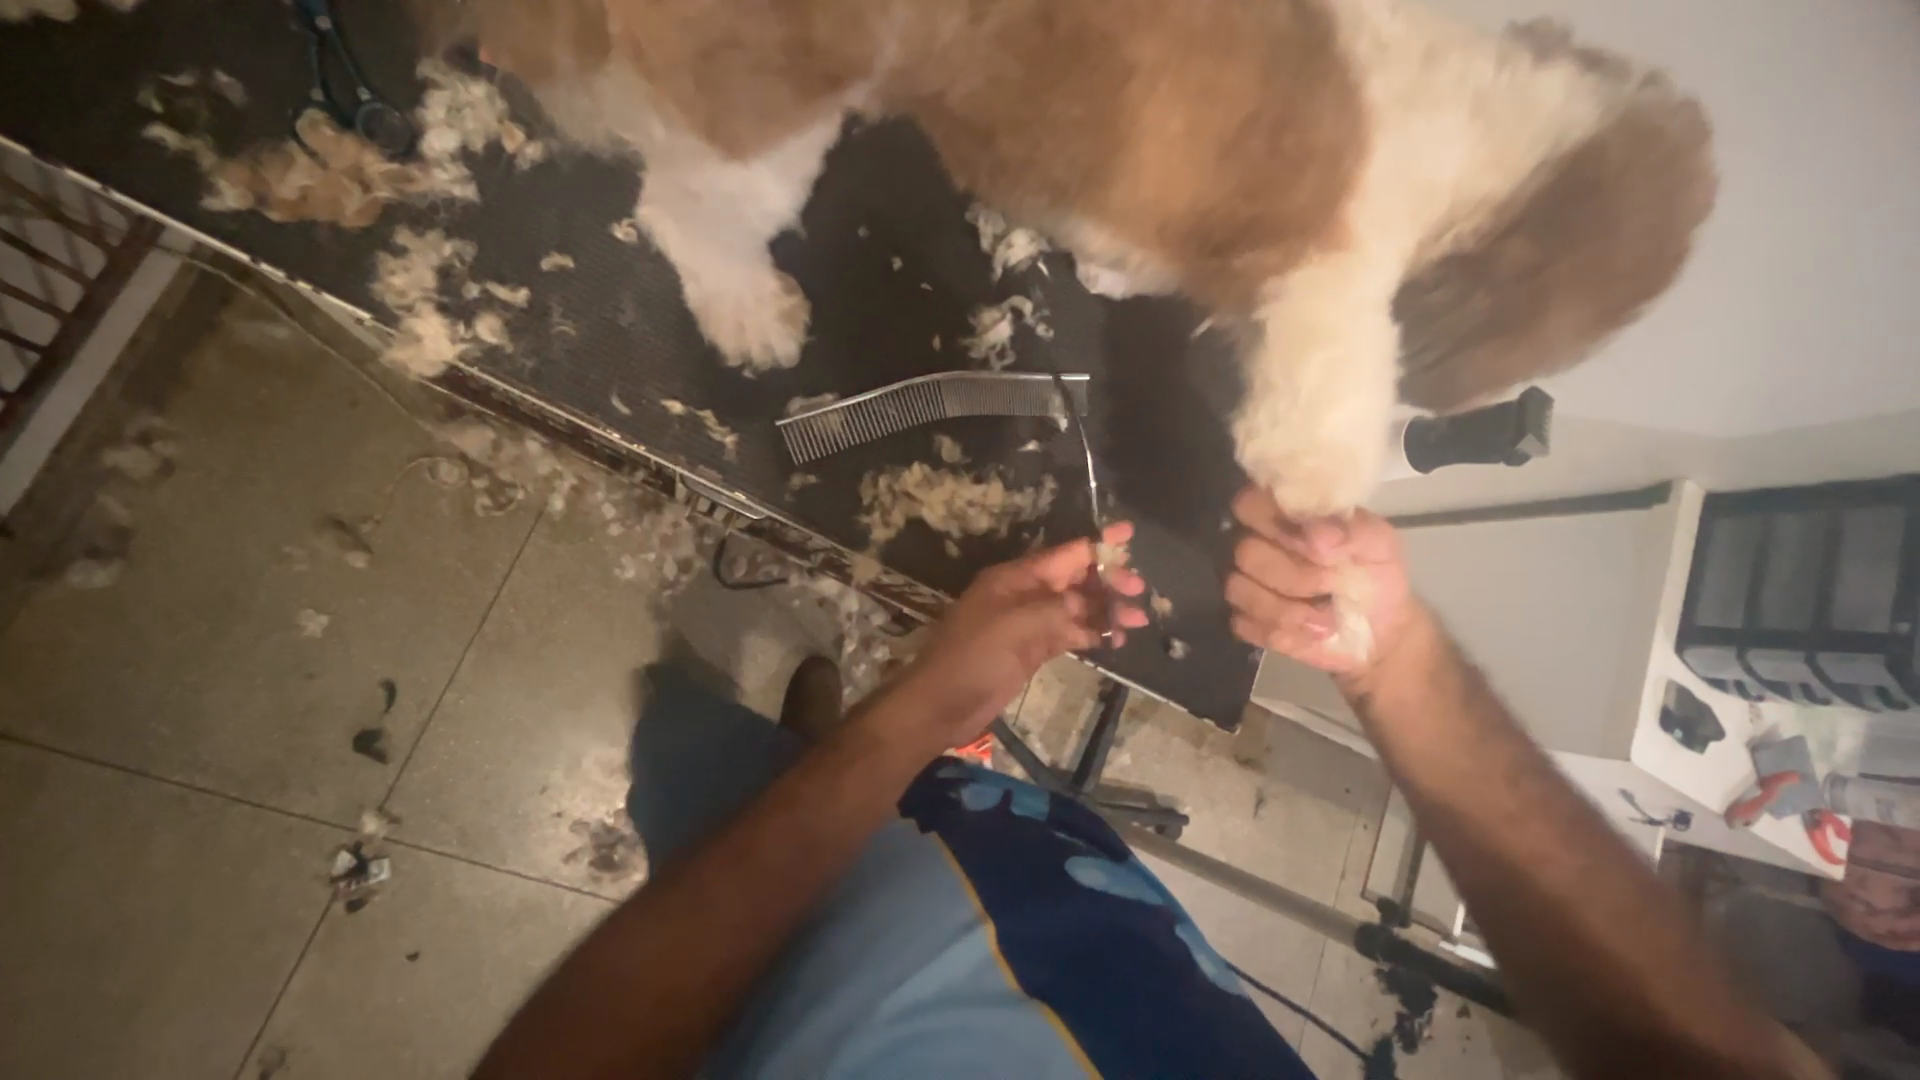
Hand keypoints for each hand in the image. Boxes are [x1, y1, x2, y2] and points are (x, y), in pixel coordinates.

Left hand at [869, 523, 1146, 755]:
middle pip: (1074, 579)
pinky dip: (1091, 634)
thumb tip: (1086, 601)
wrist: (942, 704)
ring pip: (1075, 608)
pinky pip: (1068, 633)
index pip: (1065, 554)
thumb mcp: (1017, 626)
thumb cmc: (975, 658)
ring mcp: (1028, 623)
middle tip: (1140, 591)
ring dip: (1105, 611)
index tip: (1130, 534)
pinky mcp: (1031, 650)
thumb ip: (1057, 608)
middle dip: (1108, 581)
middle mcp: (1024, 595)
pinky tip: (1115, 641)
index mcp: (1016, 578)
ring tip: (1139, 621)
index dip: (1098, 544)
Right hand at [1225, 486, 1415, 682]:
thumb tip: (1316, 534)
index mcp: (1284, 517)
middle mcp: (1257, 546)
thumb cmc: (1376, 576)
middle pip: (1245, 552)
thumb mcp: (1379, 545)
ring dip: (1288, 610)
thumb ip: (1353, 530)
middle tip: (1330, 585)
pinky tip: (1310, 633)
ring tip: (1326, 619)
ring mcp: (1247, 585)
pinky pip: (1244, 625)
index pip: (1248, 504)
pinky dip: (1282, 632)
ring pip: (1240, 590)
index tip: (1311, 543)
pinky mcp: (1247, 622)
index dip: (1271, 522)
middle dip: (1293, 576)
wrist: (1382, 631)